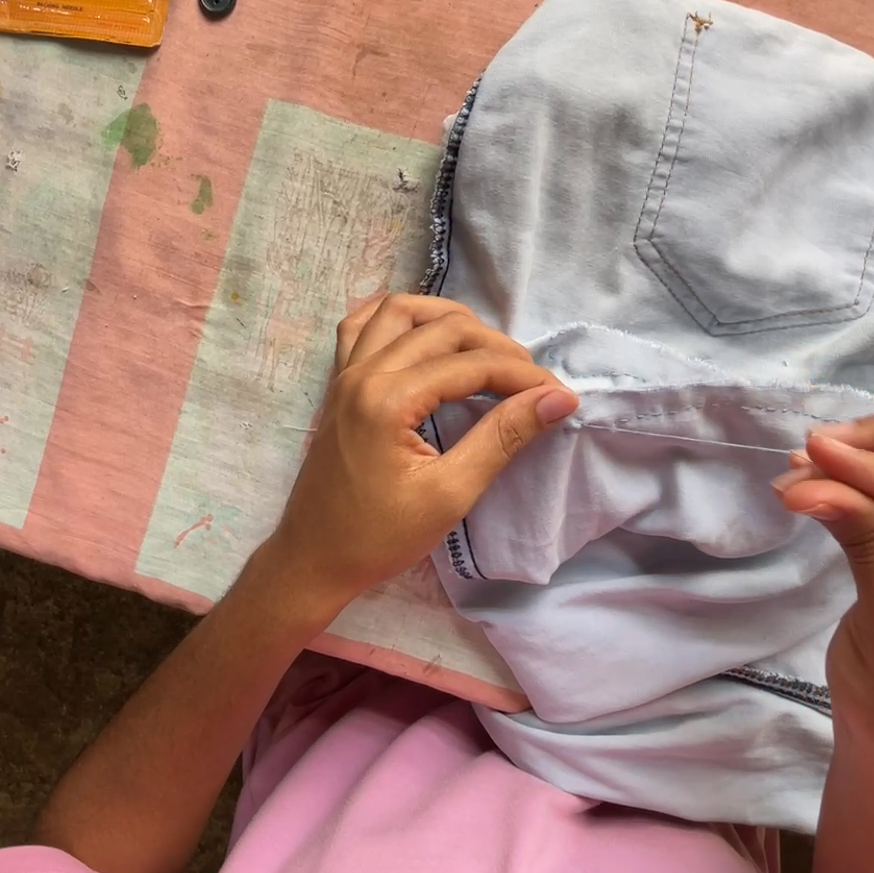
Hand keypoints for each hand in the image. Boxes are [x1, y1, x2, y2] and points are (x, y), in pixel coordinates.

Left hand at [254, 294, 577, 628]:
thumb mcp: (449, 494)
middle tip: (529, 380)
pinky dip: (393, 319)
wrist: (314, 559)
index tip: (559, 395)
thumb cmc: (379, 537)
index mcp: (387, 400)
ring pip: (397, 312)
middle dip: (494, 346)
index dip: (522, 376)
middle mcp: (361, 374)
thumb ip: (502, 438)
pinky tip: (419, 334)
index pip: (470, 364)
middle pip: (439, 328)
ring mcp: (343, 376)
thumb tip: (556, 399)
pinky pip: (360, 328)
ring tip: (483, 348)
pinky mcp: (337, 387)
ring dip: (445, 318)